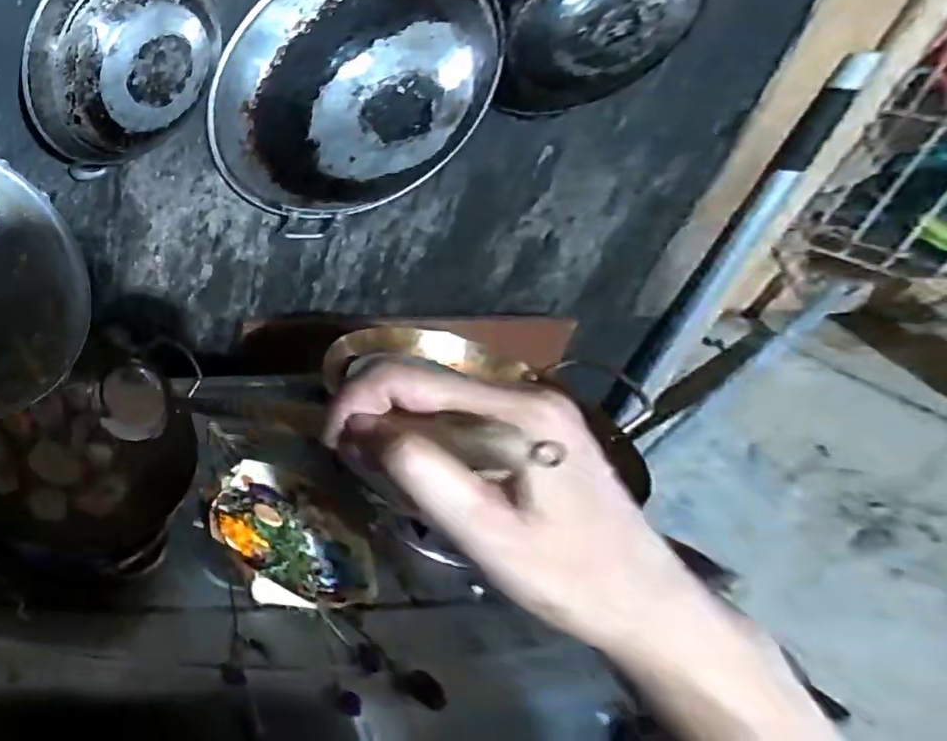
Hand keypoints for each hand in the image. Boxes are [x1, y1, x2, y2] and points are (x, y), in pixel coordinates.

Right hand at [322, 362, 706, 656]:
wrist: (657, 613)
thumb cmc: (569, 578)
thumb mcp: (484, 532)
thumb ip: (418, 470)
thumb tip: (360, 428)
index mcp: (516, 410)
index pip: (405, 377)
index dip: (354, 400)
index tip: (333, 442)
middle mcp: (521, 391)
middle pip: (414, 378)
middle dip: (367, 410)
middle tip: (351, 457)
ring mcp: (527, 404)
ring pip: (427, 392)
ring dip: (388, 421)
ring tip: (376, 464)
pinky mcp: (527, 422)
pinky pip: (449, 408)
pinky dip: (415, 429)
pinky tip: (415, 464)